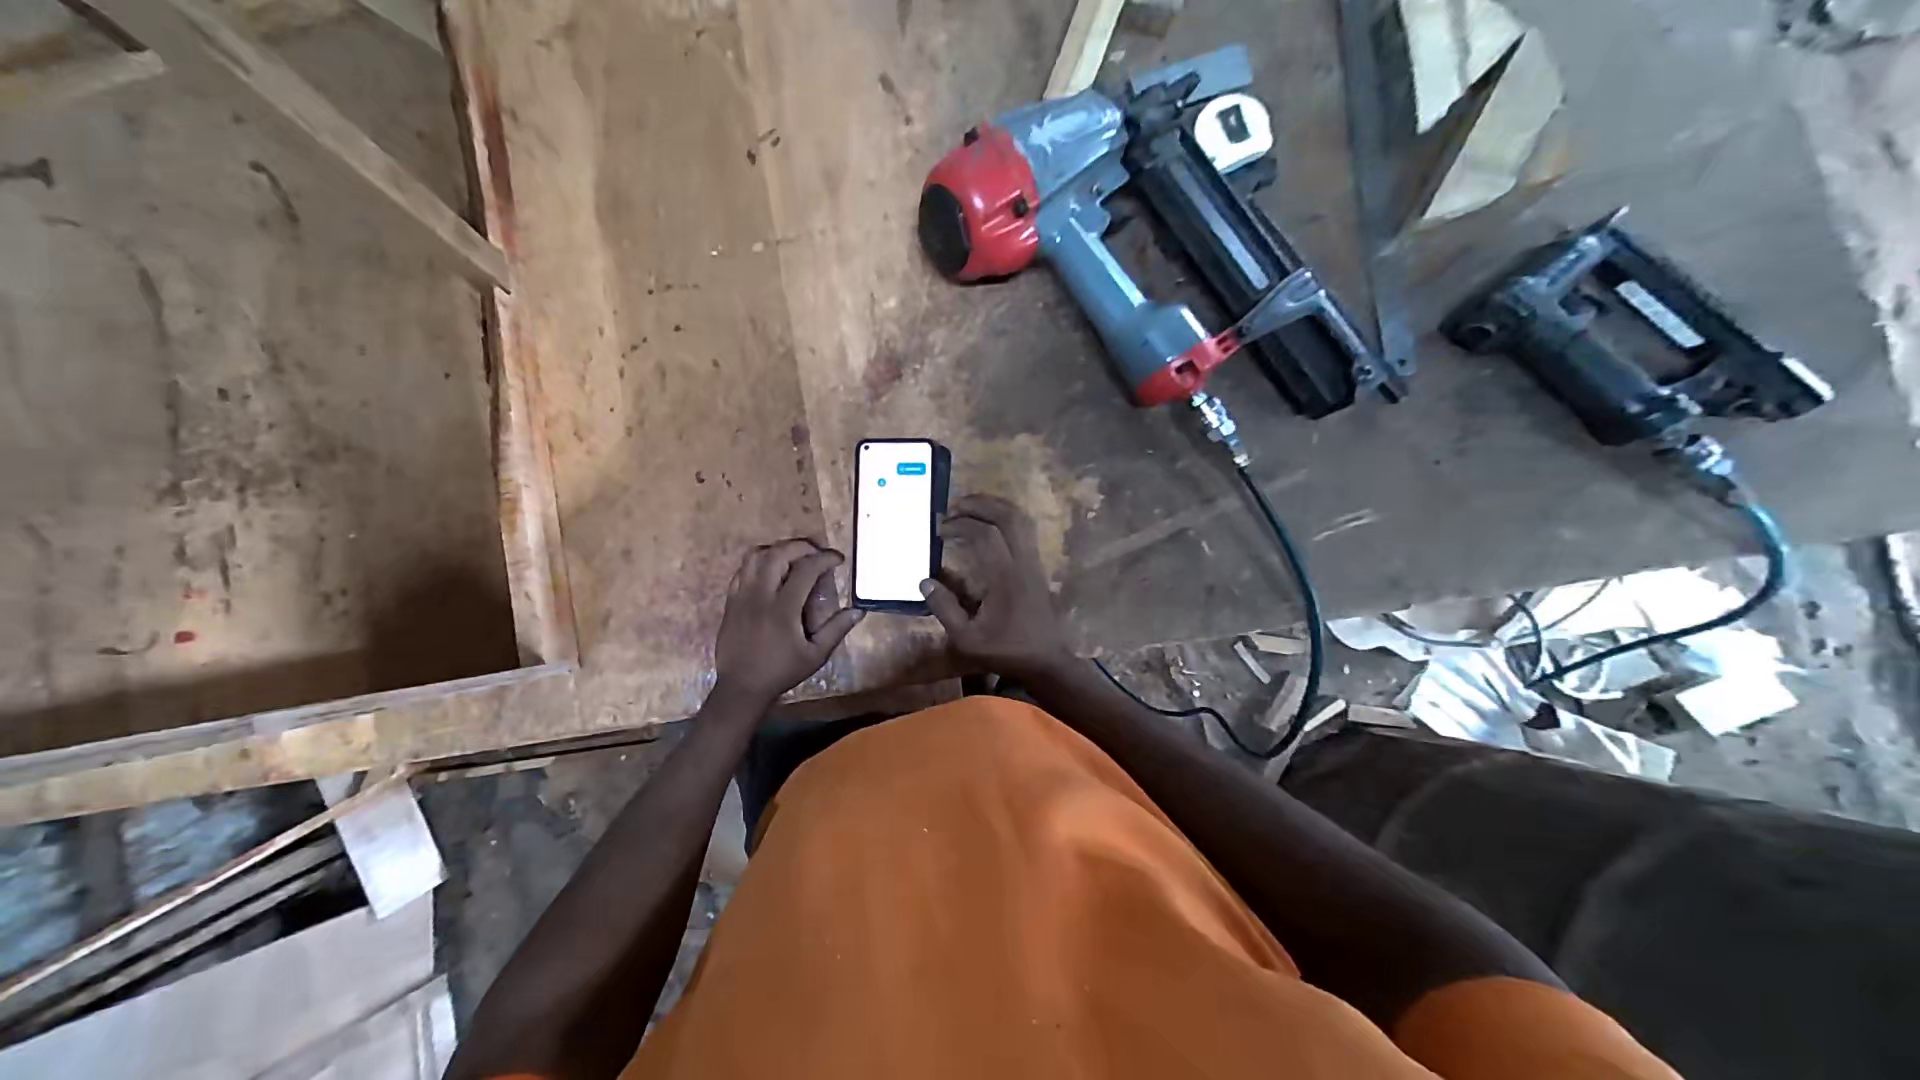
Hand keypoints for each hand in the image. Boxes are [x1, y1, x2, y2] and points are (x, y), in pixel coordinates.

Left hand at [714, 540, 863, 707]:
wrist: (741, 686)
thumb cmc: (781, 671)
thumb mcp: (815, 655)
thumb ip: (836, 629)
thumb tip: (858, 611)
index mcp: (783, 609)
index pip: (805, 569)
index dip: (824, 558)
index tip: (838, 559)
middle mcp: (760, 596)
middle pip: (777, 554)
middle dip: (800, 546)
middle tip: (816, 553)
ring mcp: (741, 596)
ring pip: (754, 556)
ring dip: (777, 550)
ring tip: (793, 557)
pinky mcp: (731, 601)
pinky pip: (742, 570)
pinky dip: (759, 563)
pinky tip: (771, 572)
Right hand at [920, 495, 1073, 679]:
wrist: (1046, 660)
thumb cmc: (1006, 651)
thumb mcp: (967, 639)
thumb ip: (945, 609)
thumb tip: (924, 581)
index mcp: (1006, 577)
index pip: (985, 534)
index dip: (961, 524)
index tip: (940, 529)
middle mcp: (1023, 562)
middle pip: (1008, 516)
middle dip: (979, 504)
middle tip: (953, 507)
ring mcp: (1034, 561)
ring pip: (1021, 518)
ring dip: (994, 506)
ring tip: (968, 508)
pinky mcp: (1037, 565)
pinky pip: (1024, 529)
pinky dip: (1004, 518)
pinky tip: (987, 523)